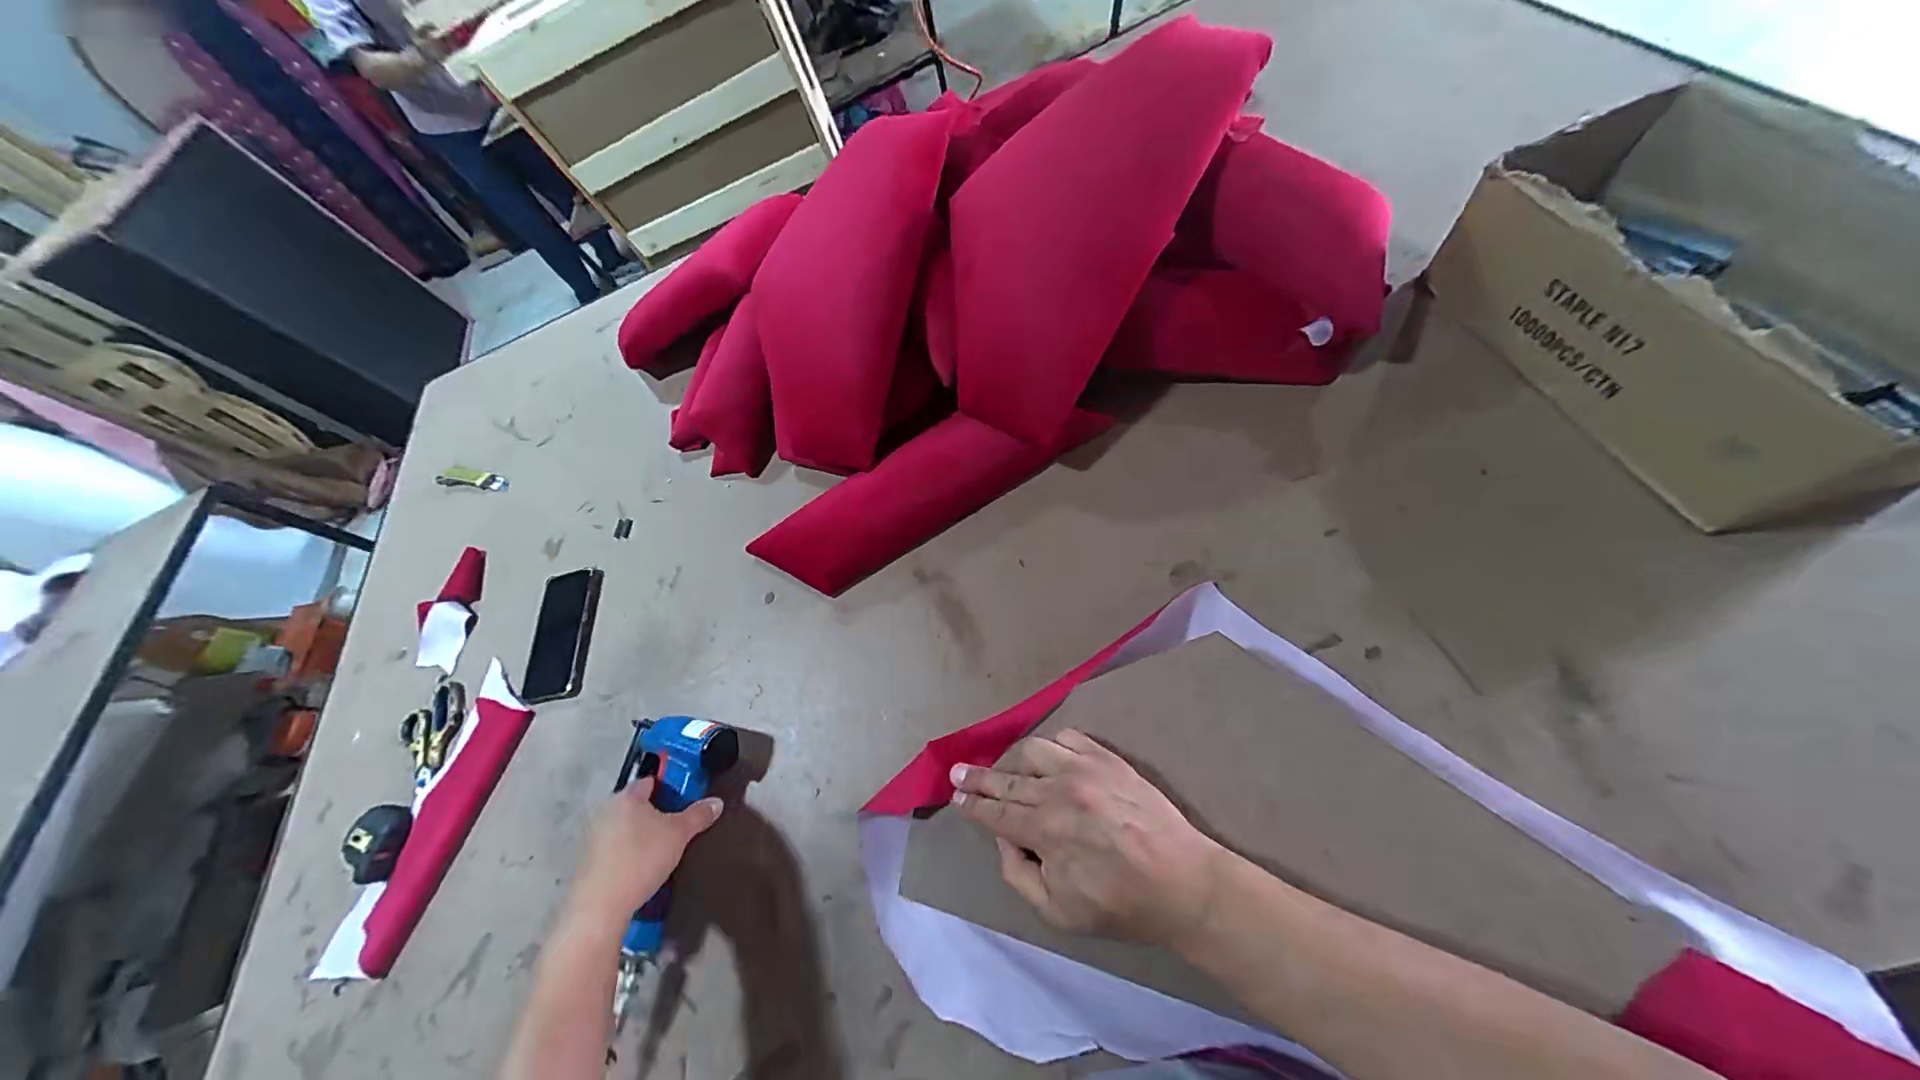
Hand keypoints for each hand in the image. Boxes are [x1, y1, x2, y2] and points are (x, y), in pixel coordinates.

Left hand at [570, 777, 722, 920]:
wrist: (601, 906)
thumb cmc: (641, 859)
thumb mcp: (680, 834)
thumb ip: (699, 815)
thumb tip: (715, 803)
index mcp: (627, 797)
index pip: (650, 780)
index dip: (669, 785)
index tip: (684, 796)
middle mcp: (606, 812)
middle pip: (636, 805)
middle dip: (656, 812)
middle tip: (677, 824)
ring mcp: (593, 838)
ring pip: (625, 828)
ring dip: (641, 835)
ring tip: (662, 850)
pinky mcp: (587, 863)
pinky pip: (615, 850)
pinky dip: (628, 855)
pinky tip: (643, 869)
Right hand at [950, 730, 1226, 947]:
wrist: (1183, 882)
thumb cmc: (1120, 905)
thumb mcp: (1058, 914)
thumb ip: (1019, 875)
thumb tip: (1004, 840)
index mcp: (1043, 831)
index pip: (994, 813)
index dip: (971, 804)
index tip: (955, 795)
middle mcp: (1058, 792)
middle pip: (1005, 778)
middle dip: (977, 776)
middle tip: (958, 770)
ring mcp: (1085, 769)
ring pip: (1034, 749)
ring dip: (1013, 759)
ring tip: (1008, 767)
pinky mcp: (1109, 759)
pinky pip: (1070, 738)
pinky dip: (1053, 744)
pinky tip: (1050, 756)